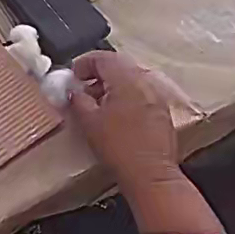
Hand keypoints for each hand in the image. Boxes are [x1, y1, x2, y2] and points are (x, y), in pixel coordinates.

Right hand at [68, 50, 179, 189]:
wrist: (151, 175)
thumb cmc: (117, 147)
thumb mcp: (89, 122)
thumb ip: (78, 100)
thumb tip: (73, 91)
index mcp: (126, 79)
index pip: (103, 57)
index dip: (84, 63)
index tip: (72, 75)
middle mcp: (144, 82)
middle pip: (119, 65)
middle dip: (98, 72)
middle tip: (82, 86)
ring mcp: (156, 96)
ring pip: (131, 79)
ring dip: (112, 84)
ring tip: (96, 102)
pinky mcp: (162, 111)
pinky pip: (140, 92)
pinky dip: (125, 95)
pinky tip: (115, 113)